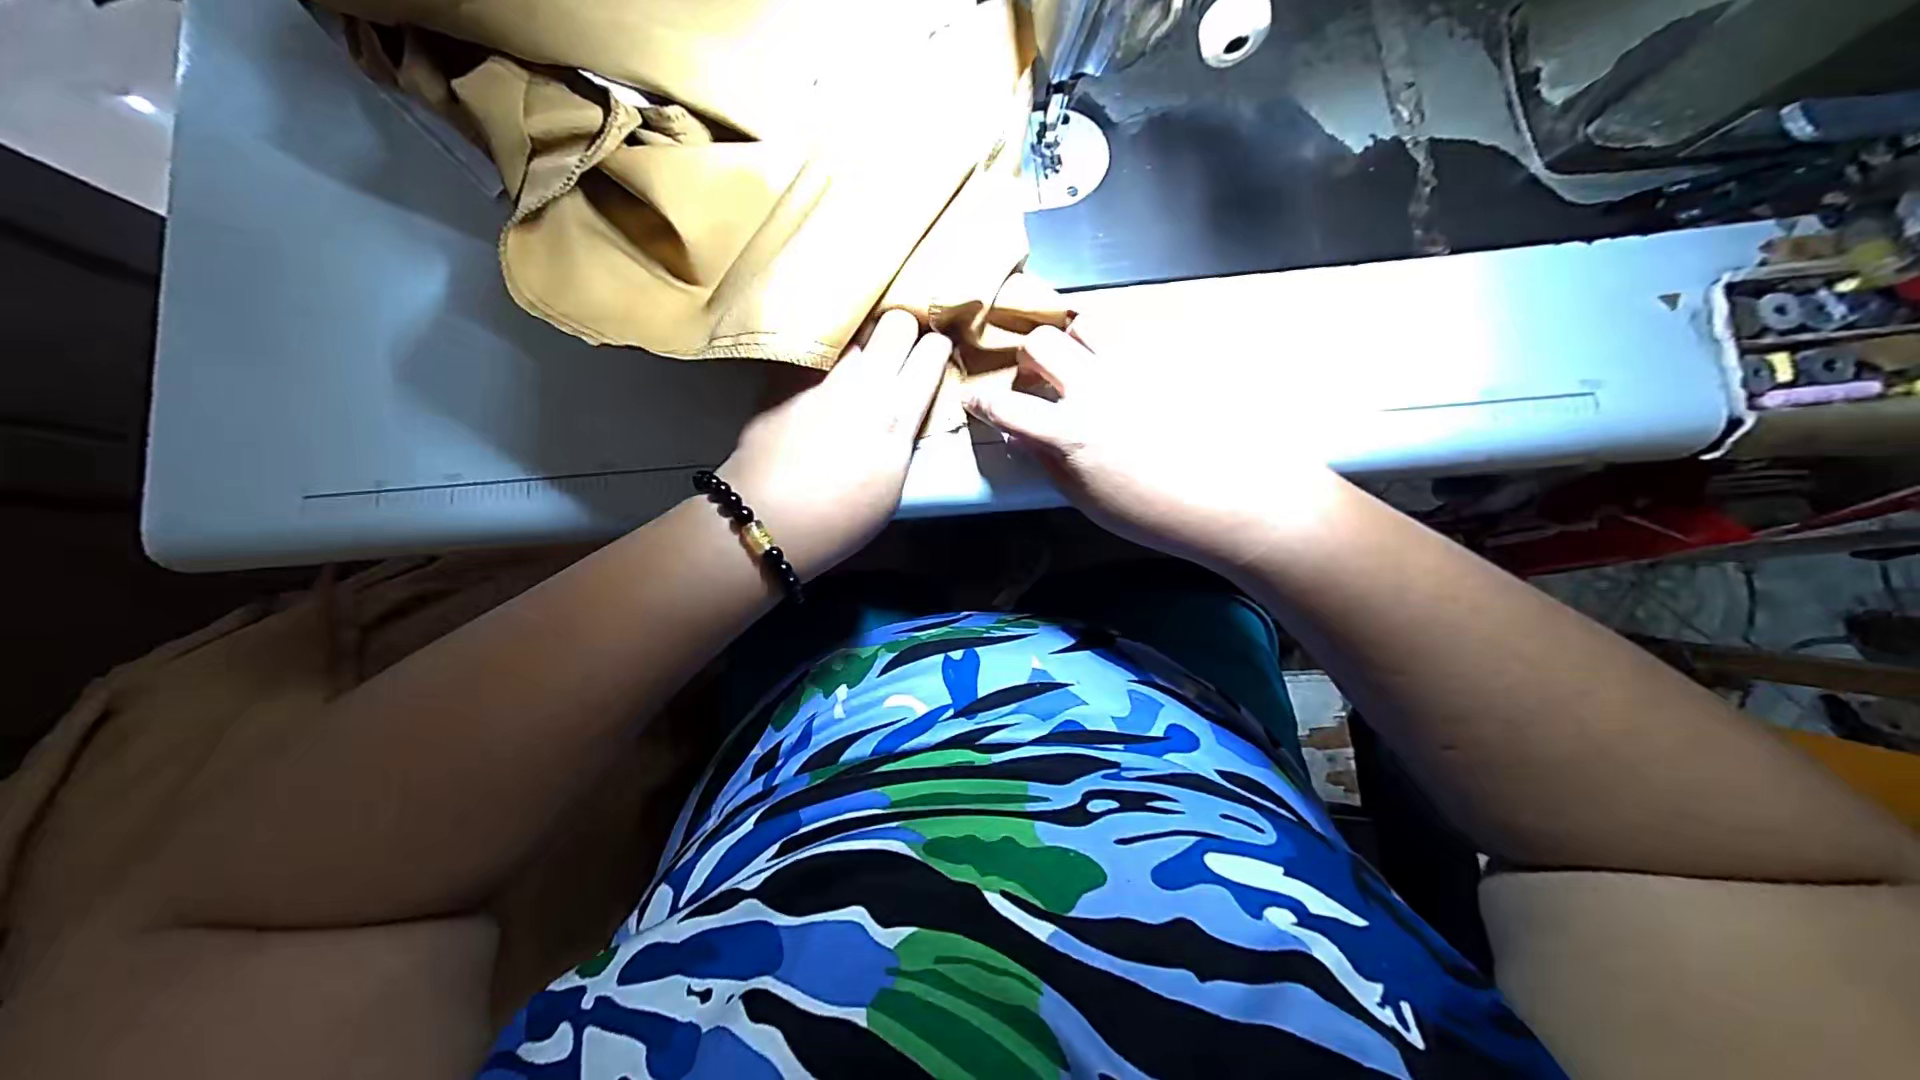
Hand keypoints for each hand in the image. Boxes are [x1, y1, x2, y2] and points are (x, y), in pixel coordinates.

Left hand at [718, 309, 951, 579]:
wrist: (767, 518)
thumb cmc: (841, 519)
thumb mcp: (892, 483)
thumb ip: (900, 436)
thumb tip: (898, 415)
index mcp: (896, 413)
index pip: (931, 351)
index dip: (936, 349)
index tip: (932, 357)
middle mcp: (862, 382)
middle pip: (895, 321)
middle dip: (903, 330)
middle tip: (898, 352)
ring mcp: (819, 376)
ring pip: (853, 335)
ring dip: (862, 346)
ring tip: (856, 371)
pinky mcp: (782, 379)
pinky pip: (813, 358)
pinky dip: (822, 366)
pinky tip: (815, 391)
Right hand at [965, 319, 1346, 572]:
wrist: (1241, 499)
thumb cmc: (1160, 513)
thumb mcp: (1089, 498)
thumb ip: (1047, 460)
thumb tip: (1020, 433)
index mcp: (1072, 431)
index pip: (1007, 405)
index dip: (981, 401)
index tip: (977, 401)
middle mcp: (1098, 388)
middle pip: (1042, 343)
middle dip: (1028, 359)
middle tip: (1036, 381)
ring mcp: (1138, 368)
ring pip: (1088, 327)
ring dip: (1075, 346)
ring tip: (1085, 373)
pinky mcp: (1172, 360)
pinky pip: (1134, 343)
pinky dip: (1120, 359)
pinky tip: (1137, 388)